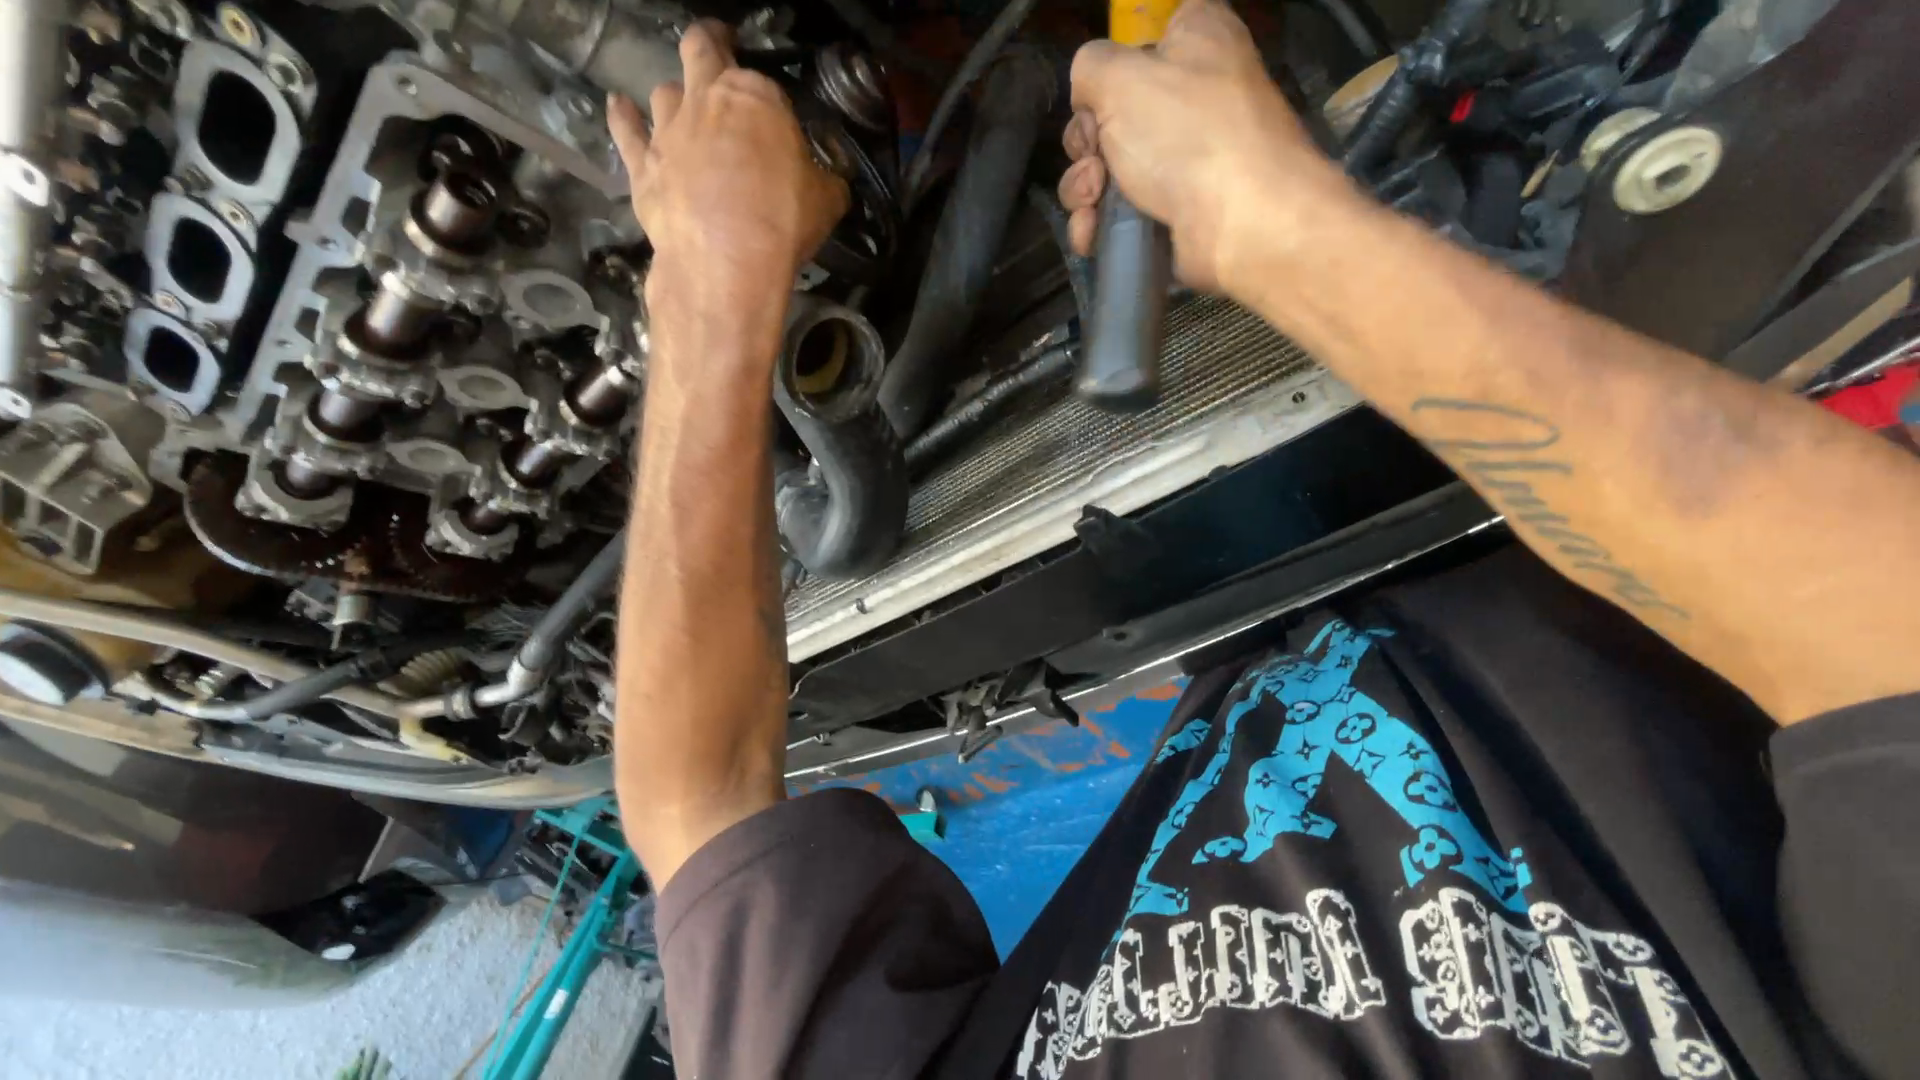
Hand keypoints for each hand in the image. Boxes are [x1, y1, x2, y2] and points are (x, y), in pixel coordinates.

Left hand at [608, 23, 848, 323]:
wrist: (726, 263)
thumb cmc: (783, 222)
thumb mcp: (827, 200)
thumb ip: (825, 178)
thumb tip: (828, 180)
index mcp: (756, 97)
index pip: (762, 80)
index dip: (766, 95)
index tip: (771, 109)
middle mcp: (706, 100)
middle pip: (699, 52)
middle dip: (709, 48)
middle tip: (719, 56)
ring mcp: (667, 130)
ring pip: (664, 92)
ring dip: (676, 97)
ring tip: (685, 111)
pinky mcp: (642, 164)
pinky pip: (625, 129)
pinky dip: (623, 115)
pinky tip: (620, 106)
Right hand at [1059, 0, 1340, 292]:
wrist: (1243, 223)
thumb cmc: (1188, 134)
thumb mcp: (1121, 76)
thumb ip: (1091, 67)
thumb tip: (1090, 93)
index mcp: (1200, 40)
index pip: (1157, 29)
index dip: (1119, 57)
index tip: (1101, 86)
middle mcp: (1197, 97)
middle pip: (1116, 110)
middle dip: (1087, 139)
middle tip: (1093, 153)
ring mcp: (1187, 161)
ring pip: (1110, 168)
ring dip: (1084, 187)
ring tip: (1093, 200)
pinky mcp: (1176, 213)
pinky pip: (1120, 215)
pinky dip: (1097, 225)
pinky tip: (1091, 231)